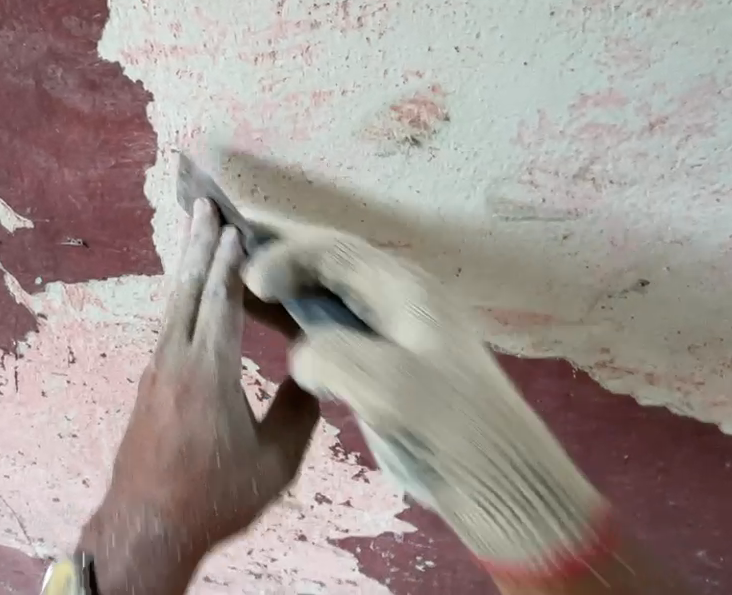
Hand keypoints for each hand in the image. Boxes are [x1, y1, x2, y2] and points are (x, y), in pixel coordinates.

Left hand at [78, 199, 320, 594]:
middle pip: (189, 287)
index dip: (229, 263)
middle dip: (198, 244)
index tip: (235, 227)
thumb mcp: (273, 464)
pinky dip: (181, 291)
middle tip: (203, 204)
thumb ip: (297, 414)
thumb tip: (315, 371)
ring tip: (194, 228)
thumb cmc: (214, 495)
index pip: (221, 302)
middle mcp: (177, 356)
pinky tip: (188, 285)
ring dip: (186, 262)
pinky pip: (169, 319)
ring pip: (174, 301)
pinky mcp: (151, 376)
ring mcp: (158, 365)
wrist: (148, 521)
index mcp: (208, 372)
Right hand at [243, 226, 618, 588]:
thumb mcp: (393, 389)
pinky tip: (258, 313)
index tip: (249, 278)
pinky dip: (289, 311)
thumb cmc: (455, 434)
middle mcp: (394, 297)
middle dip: (274, 248)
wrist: (508, 494)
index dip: (285, 254)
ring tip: (228, 267)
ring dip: (277, 277)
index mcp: (405, 291)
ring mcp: (385, 327)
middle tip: (223, 236)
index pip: (333, 252)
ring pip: (319, 287)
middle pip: (323, 258)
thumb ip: (333, 355)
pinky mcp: (377, 357)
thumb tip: (300, 353)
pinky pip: (323, 320)